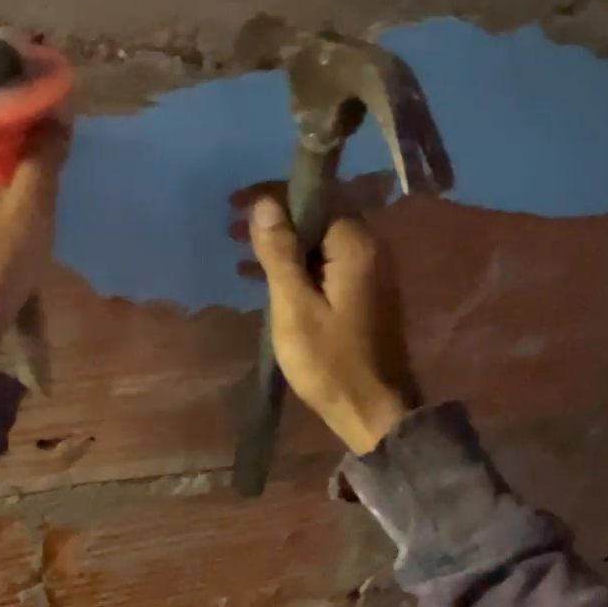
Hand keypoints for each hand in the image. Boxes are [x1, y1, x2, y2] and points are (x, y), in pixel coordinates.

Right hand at [231, 180, 411, 452]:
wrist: (375, 412)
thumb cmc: (330, 362)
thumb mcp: (294, 307)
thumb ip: (279, 253)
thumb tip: (263, 204)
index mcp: (355, 246)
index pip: (315, 196)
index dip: (272, 194)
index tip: (235, 204)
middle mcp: (368, 249)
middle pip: (318, 214)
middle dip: (273, 216)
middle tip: (231, 227)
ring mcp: (366, 272)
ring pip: (317, 240)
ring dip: (279, 241)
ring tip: (238, 249)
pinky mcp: (360, 294)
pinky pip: (322, 263)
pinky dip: (293, 264)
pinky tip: (261, 277)